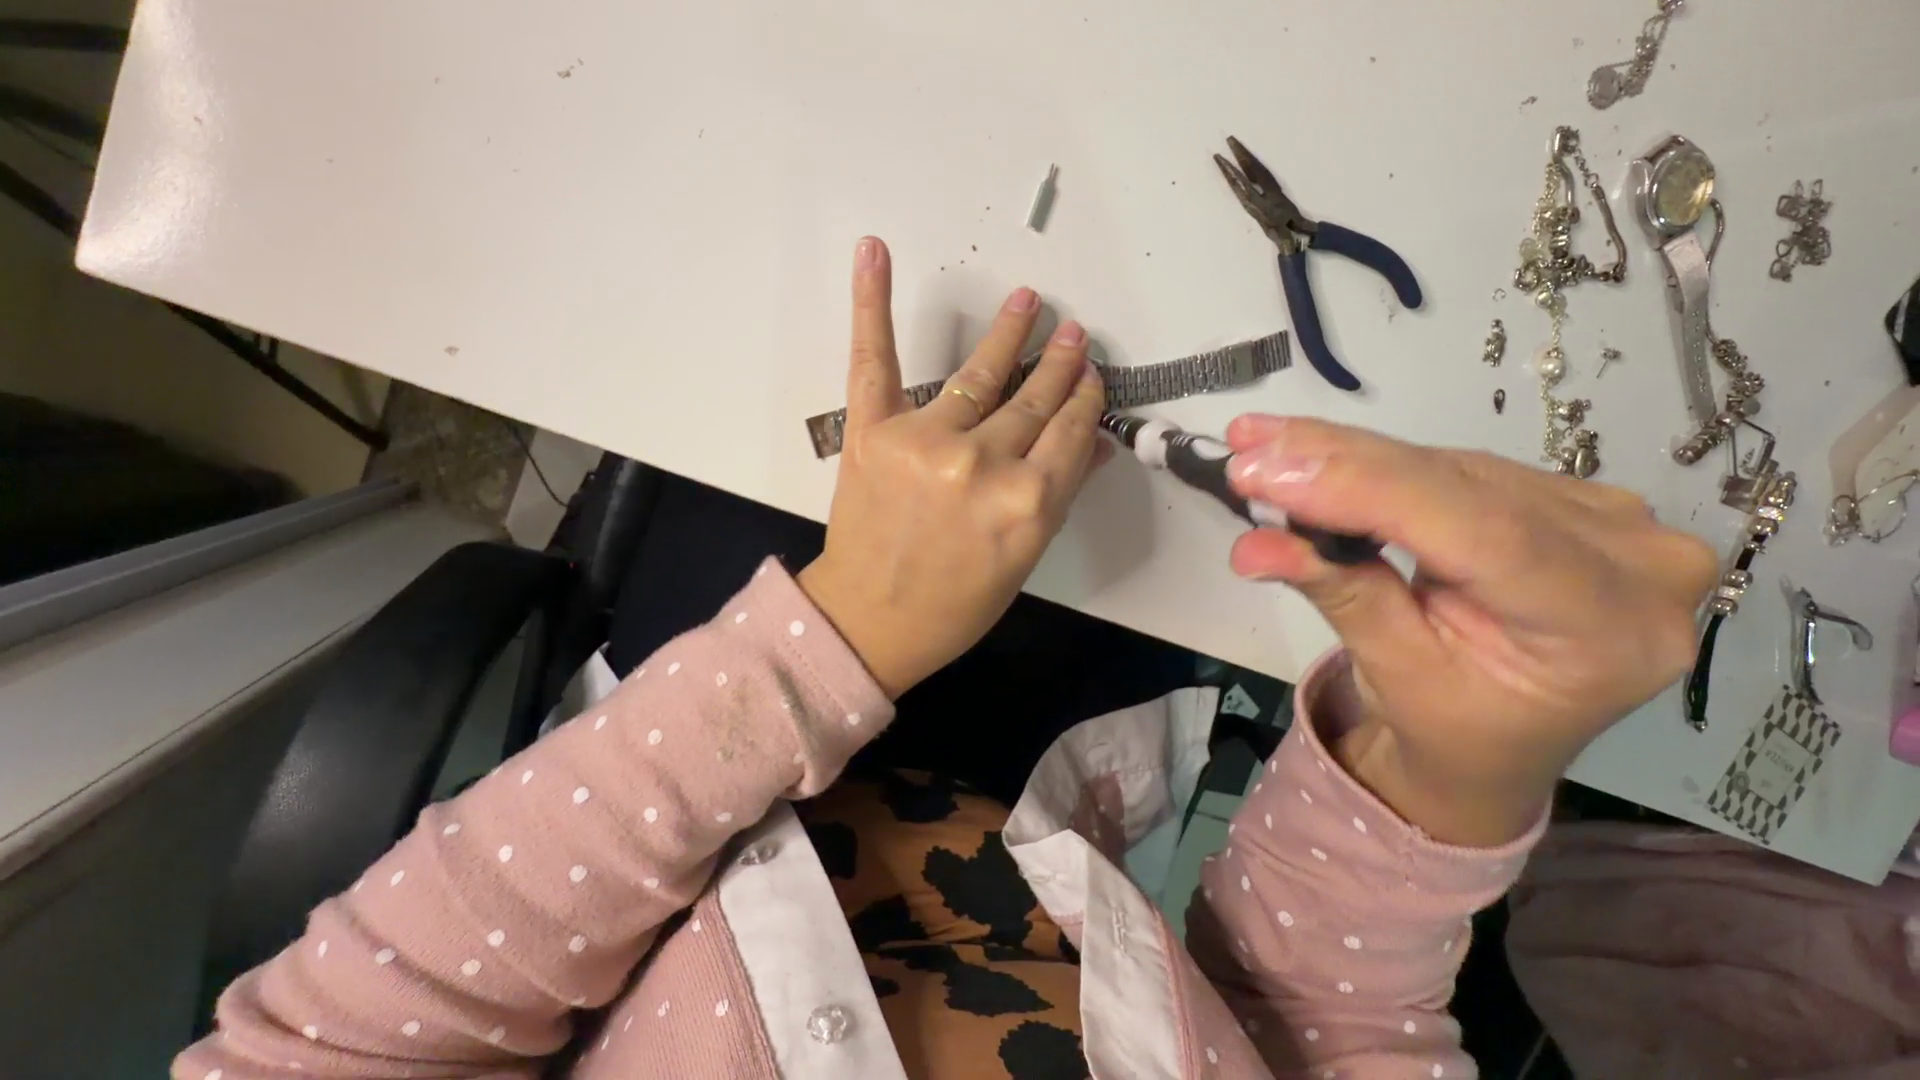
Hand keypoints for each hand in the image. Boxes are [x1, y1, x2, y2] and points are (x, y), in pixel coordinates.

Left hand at [798, 238, 1109, 698]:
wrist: (870, 620)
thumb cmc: (956, 604)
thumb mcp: (1024, 557)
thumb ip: (1058, 494)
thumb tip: (1092, 442)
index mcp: (1028, 502)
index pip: (1069, 431)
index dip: (1085, 398)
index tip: (1093, 375)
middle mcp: (982, 462)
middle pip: (1032, 400)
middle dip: (1059, 365)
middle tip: (1074, 333)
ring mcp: (924, 440)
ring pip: (977, 375)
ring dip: (1008, 334)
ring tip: (1028, 302)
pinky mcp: (871, 430)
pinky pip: (874, 360)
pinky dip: (870, 303)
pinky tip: (874, 252)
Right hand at [1226, 416, 1717, 845]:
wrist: (1493, 747)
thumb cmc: (1450, 729)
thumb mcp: (1393, 670)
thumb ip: (1338, 592)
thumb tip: (1251, 546)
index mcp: (1610, 629)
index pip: (1485, 535)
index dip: (1369, 493)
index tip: (1266, 471)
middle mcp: (1636, 560)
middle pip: (1466, 490)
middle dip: (1343, 466)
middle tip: (1247, 447)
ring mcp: (1612, 520)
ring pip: (1454, 469)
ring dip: (1349, 457)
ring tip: (1260, 446)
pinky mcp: (1570, 500)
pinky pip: (1458, 470)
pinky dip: (1378, 463)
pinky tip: (1315, 451)